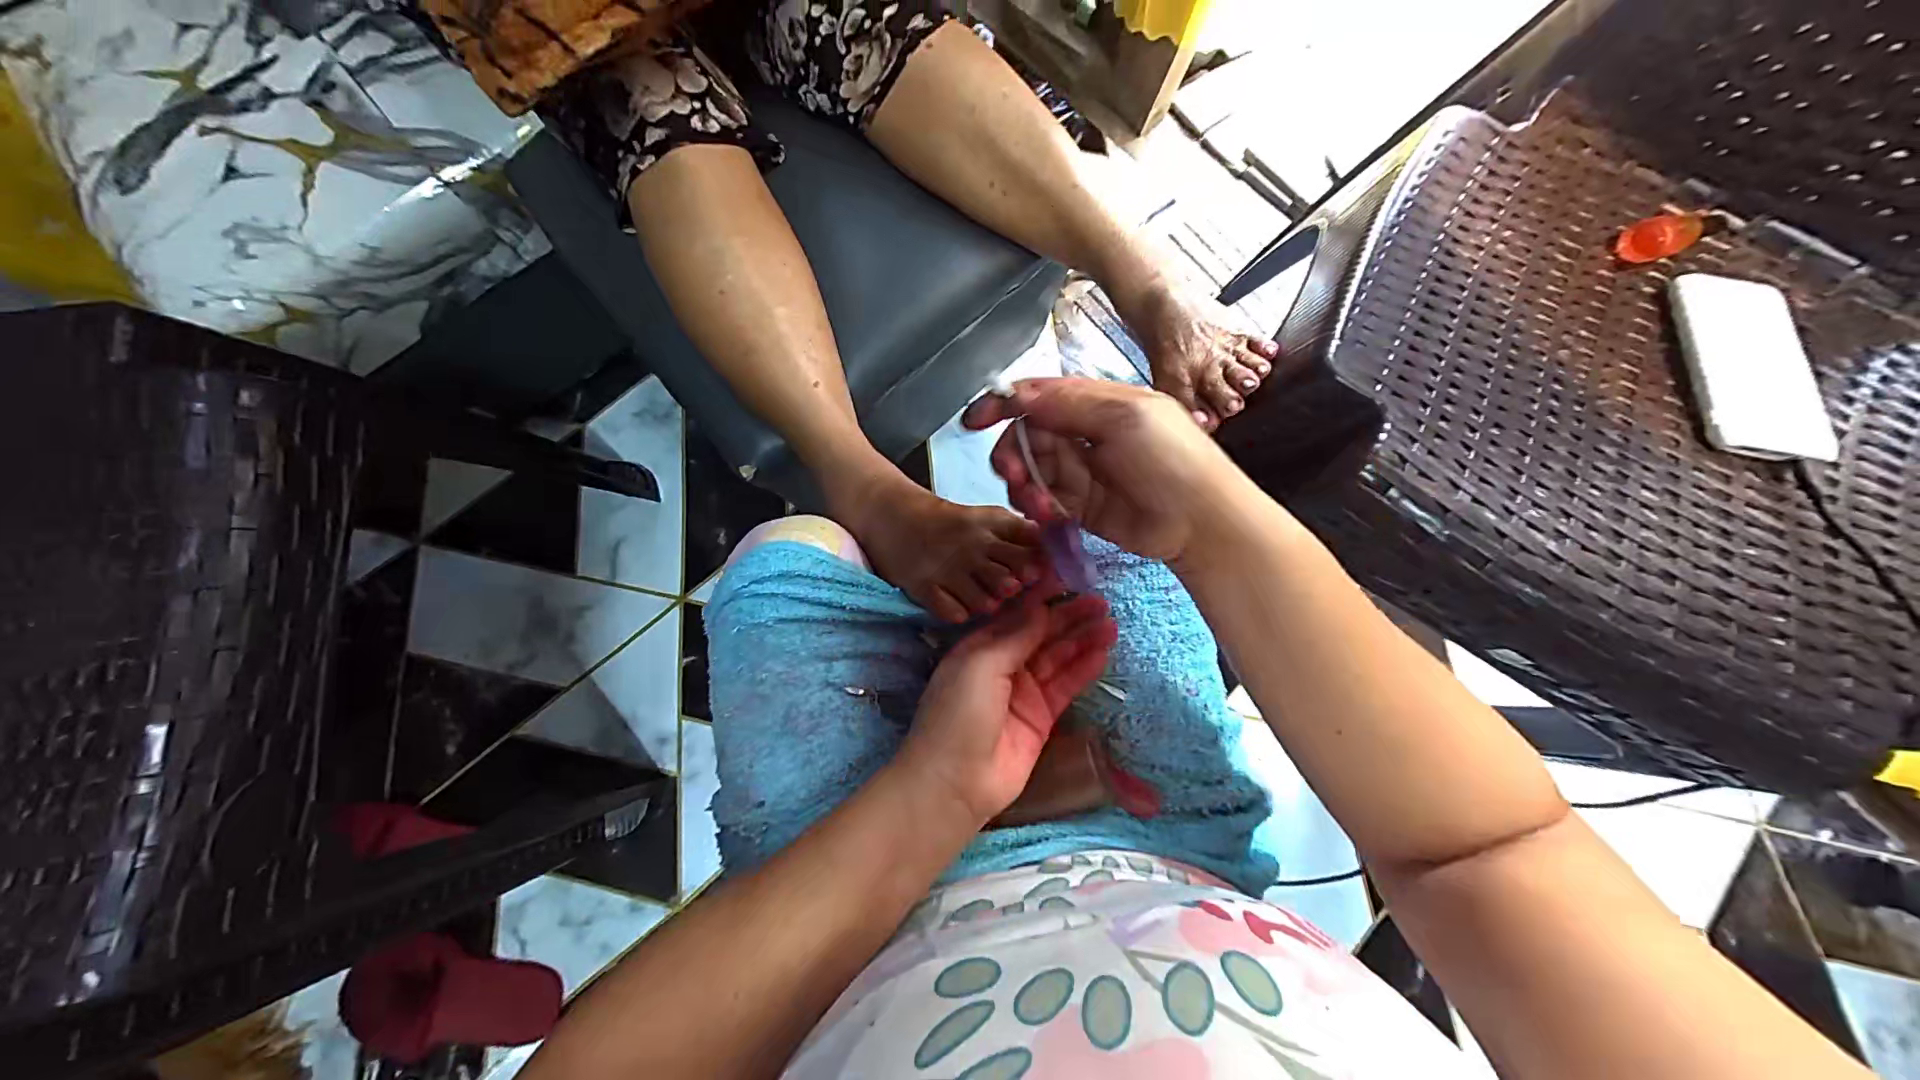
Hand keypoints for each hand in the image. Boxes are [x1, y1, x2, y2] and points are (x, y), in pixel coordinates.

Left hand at [896, 579, 1117, 825]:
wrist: (955, 781)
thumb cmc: (958, 714)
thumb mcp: (981, 664)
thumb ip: (1015, 636)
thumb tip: (1041, 606)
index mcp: (980, 646)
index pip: (1017, 615)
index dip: (1043, 597)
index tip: (1070, 578)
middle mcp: (1004, 664)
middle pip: (1042, 634)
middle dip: (1069, 617)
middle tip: (1101, 602)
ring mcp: (1024, 691)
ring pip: (1058, 657)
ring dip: (1083, 639)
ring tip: (1110, 623)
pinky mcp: (1042, 716)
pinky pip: (1066, 684)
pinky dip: (1084, 667)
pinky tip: (1103, 650)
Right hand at [962, 378, 1256, 565]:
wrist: (1200, 521)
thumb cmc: (1172, 461)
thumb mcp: (1125, 418)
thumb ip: (1069, 404)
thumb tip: (1020, 394)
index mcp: (1097, 403)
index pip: (1039, 396)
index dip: (1003, 404)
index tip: (975, 421)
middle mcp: (1084, 433)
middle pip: (1026, 435)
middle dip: (1012, 453)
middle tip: (1014, 473)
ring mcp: (1081, 470)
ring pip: (1030, 469)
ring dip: (1024, 484)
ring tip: (1038, 503)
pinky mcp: (1079, 504)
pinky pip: (1043, 498)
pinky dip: (1037, 504)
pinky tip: (1047, 513)